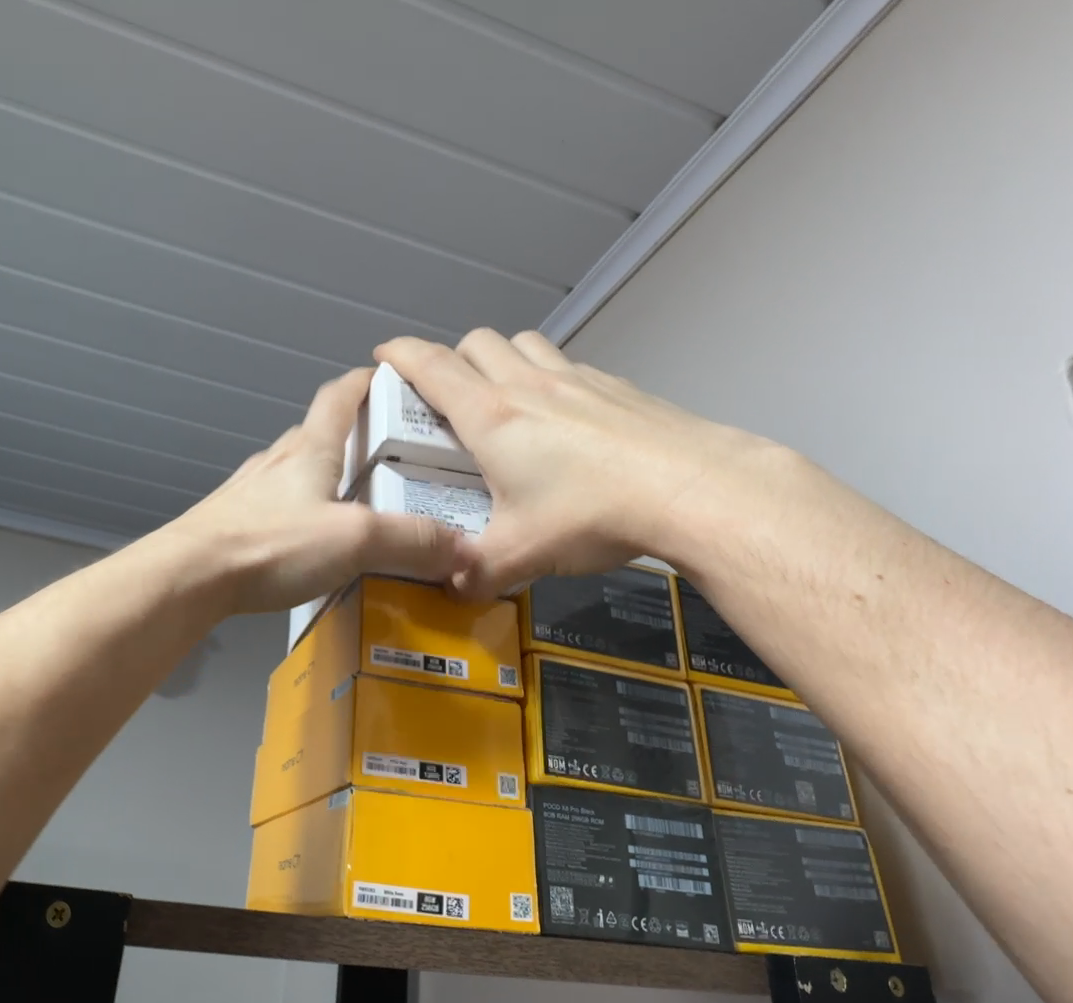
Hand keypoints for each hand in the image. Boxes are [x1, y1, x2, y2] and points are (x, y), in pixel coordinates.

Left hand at [159, 367, 478, 614]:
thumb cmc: (272, 543)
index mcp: (310, 449)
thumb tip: (463, 549)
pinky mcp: (231, 522)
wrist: (188, 576)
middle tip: (388, 458)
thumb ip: (410, 540)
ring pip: (295, 472)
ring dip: (324, 477)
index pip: (339, 396)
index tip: (392, 378)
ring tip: (354, 504)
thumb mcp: (354, 539)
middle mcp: (277, 460)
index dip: (366, 382)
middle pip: (318, 433)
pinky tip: (307, 542)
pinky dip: (300, 513)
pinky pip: (275, 507)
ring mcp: (249, 491)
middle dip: (352, 436)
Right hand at [376, 330, 783, 599]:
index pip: (430, 366)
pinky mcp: (615, 386)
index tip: (383, 355)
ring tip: (503, 396)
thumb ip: (478, 573)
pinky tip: (563, 416)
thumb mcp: (522, 554)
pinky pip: (567, 364)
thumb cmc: (593, 512)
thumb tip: (456, 591)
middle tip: (447, 396)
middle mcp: (528, 385)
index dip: (399, 354)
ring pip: (523, 342)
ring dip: (501, 357)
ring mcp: (576, 379)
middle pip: (476, 342)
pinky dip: (549, 376)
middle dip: (452, 359)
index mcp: (491, 417)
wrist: (689, 488)